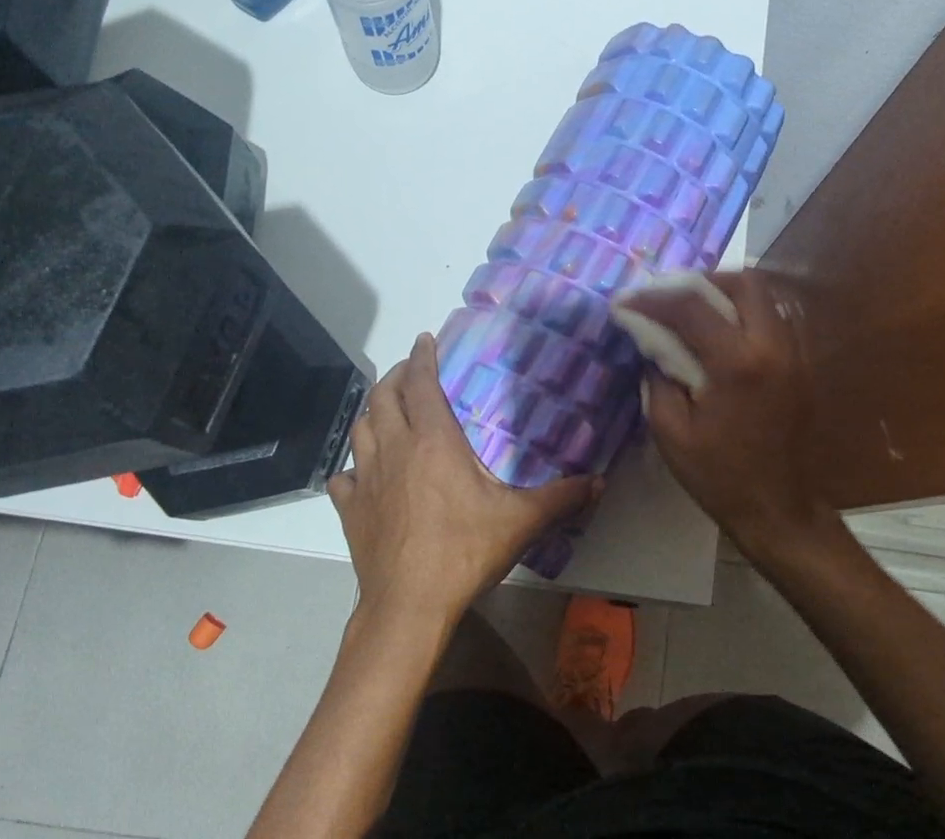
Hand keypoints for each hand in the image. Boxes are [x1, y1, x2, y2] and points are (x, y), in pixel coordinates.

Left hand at [330, 333, 600, 619]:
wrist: (409, 604)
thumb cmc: (465, 551)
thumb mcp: (521, 521)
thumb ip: (561, 497)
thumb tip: (600, 482)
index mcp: (433, 440)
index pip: (421, 383)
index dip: (422, 357)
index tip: (425, 340)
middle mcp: (395, 448)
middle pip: (383, 397)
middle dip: (394, 377)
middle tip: (409, 372)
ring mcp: (367, 478)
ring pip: (361, 429)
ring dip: (373, 412)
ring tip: (387, 411)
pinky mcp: (350, 508)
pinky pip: (345, 475)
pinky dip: (354, 465)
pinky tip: (363, 473)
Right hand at [615, 270, 825, 545]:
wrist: (779, 510)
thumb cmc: (720, 477)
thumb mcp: (671, 432)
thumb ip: (658, 378)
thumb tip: (652, 342)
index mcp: (737, 363)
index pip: (691, 306)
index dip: (653, 298)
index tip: (626, 301)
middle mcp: (773, 346)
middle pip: (743, 281)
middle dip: (701, 280)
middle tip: (670, 295)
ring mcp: (795, 353)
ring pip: (765, 297)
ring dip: (726, 293)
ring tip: (693, 310)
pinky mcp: (803, 365)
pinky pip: (775, 319)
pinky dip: (746, 314)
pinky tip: (721, 334)